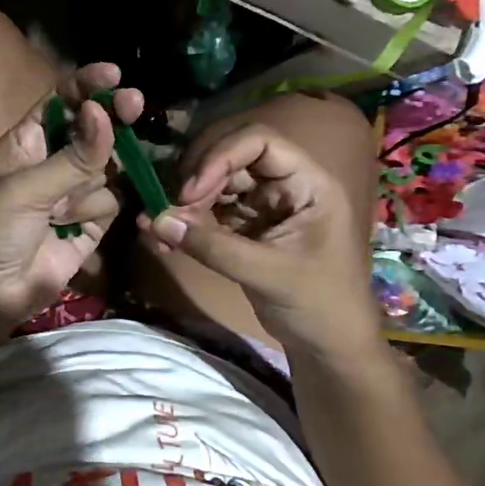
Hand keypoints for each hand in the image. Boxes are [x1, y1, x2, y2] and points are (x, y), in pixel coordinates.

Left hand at [0, 64, 144, 345]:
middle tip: (135, 105)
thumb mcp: (26, 189)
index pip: (62, 102)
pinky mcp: (90, 225)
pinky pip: (109, 203)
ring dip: (87, 186)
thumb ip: (74, 157)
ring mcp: (73, 194)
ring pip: (107, 170)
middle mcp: (54, 162)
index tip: (114, 76)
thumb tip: (105, 112)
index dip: (87, 87)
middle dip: (112, 119)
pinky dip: (95, 213)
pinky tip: (69, 231)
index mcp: (27, 142)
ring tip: (58, 215)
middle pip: (95, 130)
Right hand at [137, 123, 380, 358]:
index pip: (260, 143)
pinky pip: (213, 212)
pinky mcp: (248, 226)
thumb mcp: (266, 273)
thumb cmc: (317, 303)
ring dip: (186, 203)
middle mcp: (285, 184)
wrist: (327, 342)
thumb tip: (156, 220)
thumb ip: (212, 246)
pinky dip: (189, 223)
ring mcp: (265, 204)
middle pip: (232, 158)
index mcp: (307, 182)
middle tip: (168, 210)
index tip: (190, 190)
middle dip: (197, 180)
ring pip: (218, 184)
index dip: (221, 156)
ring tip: (156, 227)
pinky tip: (164, 238)